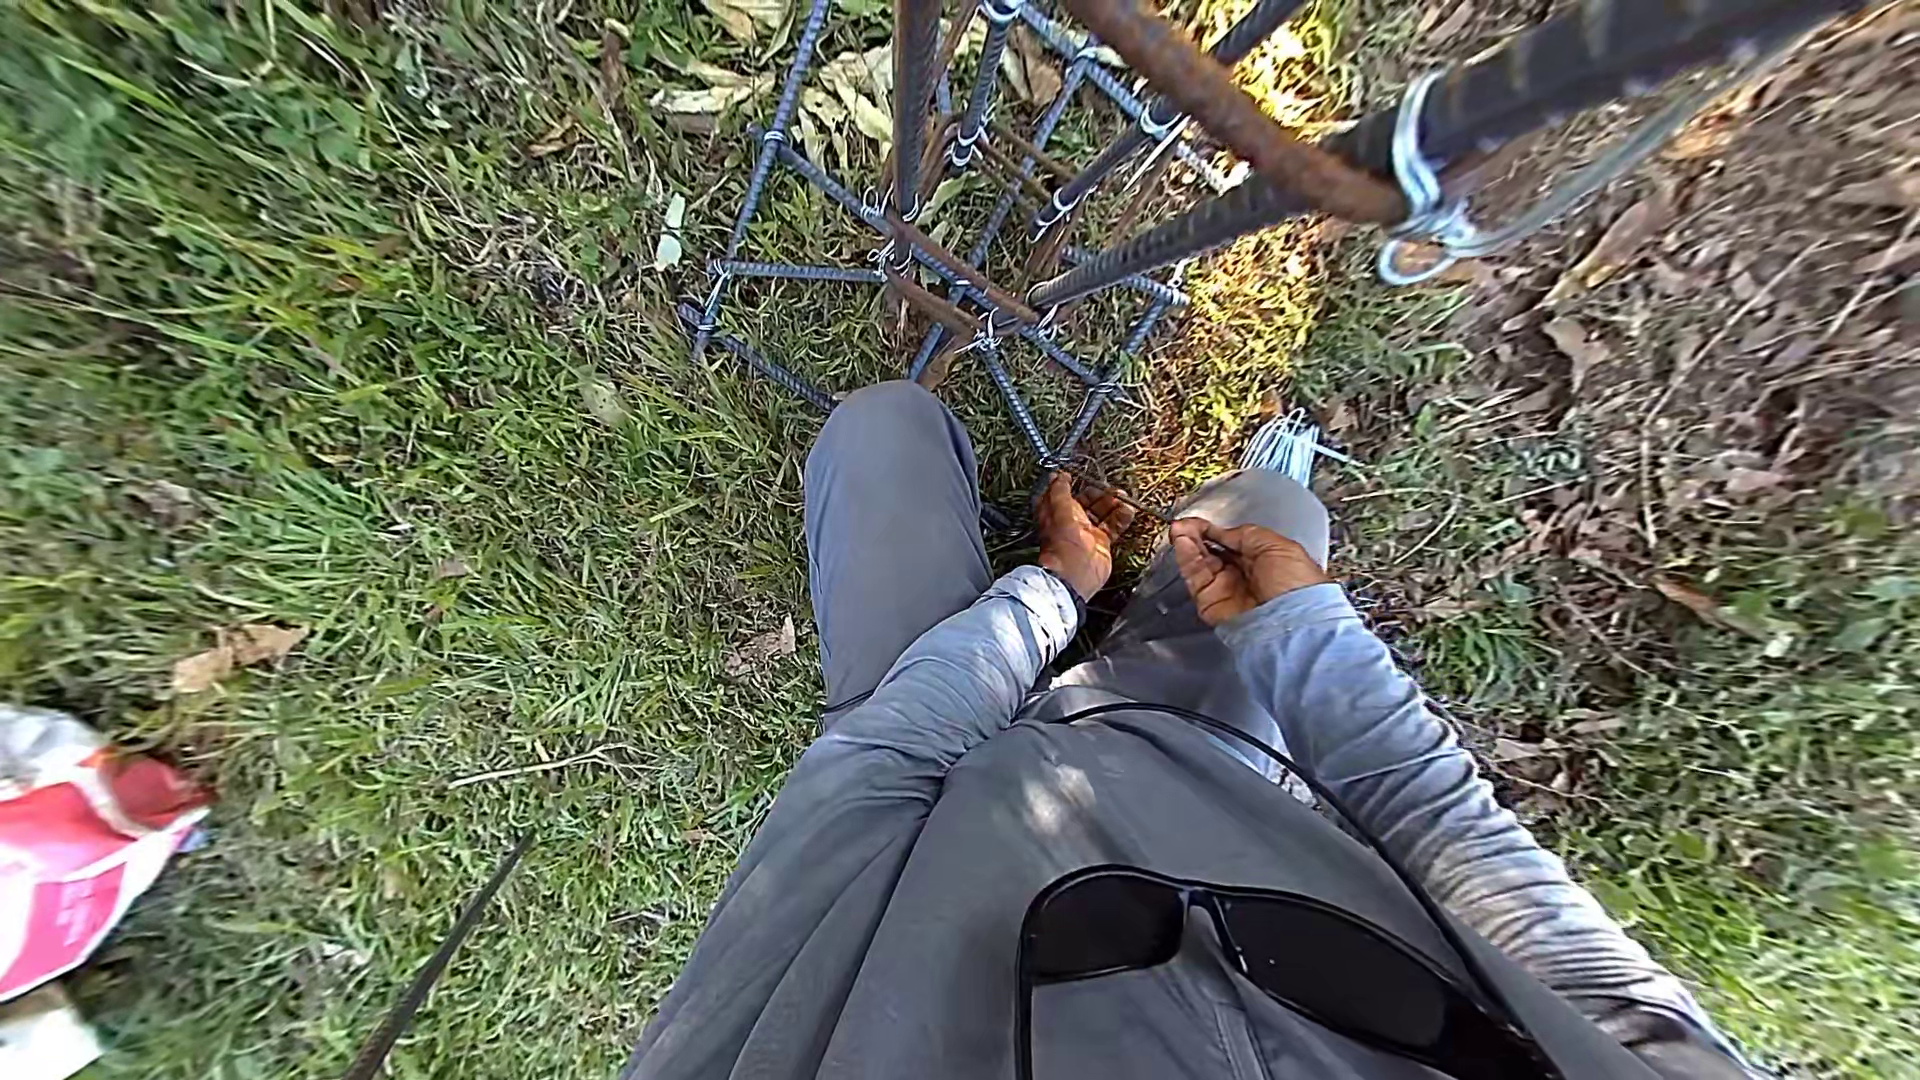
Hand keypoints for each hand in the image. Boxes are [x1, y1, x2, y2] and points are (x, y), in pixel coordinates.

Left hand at [1036, 472, 1135, 600]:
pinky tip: (1129, 510)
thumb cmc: (1062, 543)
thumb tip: (1059, 475)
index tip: (1081, 475)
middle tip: (1112, 488)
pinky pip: (1113, 525)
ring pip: (1103, 512)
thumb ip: (1060, 490)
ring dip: (1114, 503)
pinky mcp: (1102, 541)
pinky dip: (1122, 517)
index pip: (1063, 493)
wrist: (1075, 572)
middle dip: (1099, 493)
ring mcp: (1087, 532)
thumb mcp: (1058, 509)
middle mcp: (1071, 521)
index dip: (1071, 484)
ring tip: (1124, 497)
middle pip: (1087, 501)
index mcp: (1056, 512)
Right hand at [1170, 518, 1327, 625]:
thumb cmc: (1295, 584)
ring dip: (1187, 544)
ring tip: (1178, 530)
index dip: (1213, 530)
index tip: (1198, 521)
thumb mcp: (1275, 545)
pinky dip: (1186, 558)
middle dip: (1196, 535)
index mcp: (1261, 561)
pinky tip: (1182, 543)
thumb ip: (1244, 534)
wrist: (1289, 620)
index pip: (1229, 542)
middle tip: (1183, 524)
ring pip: (1198, 563)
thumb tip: (1221, 531)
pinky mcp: (1208, 602)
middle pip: (1210, 551)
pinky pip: (1194, 577)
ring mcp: (1223, 589)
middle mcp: (1240, 576)